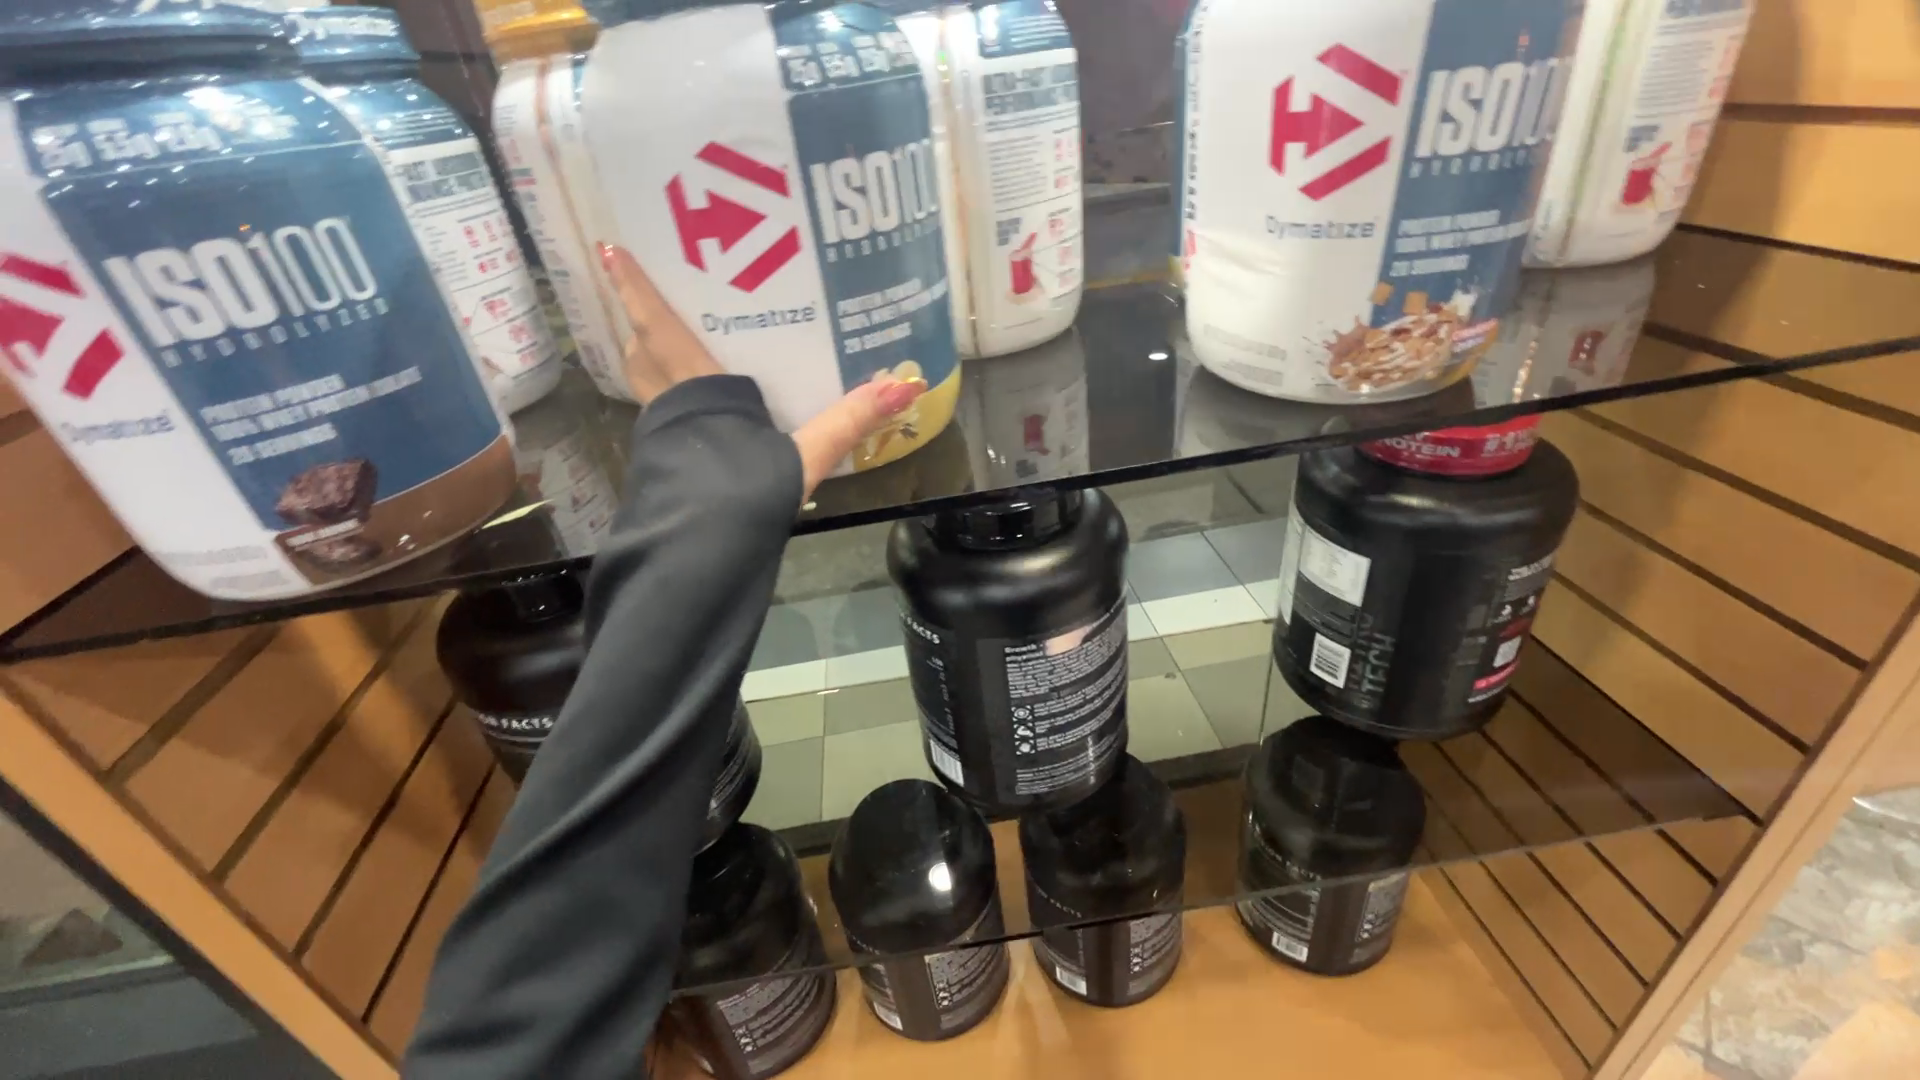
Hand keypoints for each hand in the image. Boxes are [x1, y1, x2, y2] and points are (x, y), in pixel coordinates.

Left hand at [600, 243, 926, 498]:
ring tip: (662, 347)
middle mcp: (671, 407)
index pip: (662, 327)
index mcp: (699, 390)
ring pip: (644, 387)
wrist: (700, 553)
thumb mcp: (804, 455)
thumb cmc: (744, 492)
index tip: (609, 249)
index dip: (637, 290)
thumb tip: (902, 385)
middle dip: (639, 324)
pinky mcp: (661, 467)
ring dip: (646, 361)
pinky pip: (659, 417)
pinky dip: (667, 401)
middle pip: (642, 354)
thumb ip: (849, 421)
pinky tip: (692, 412)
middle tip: (645, 301)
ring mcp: (660, 440)